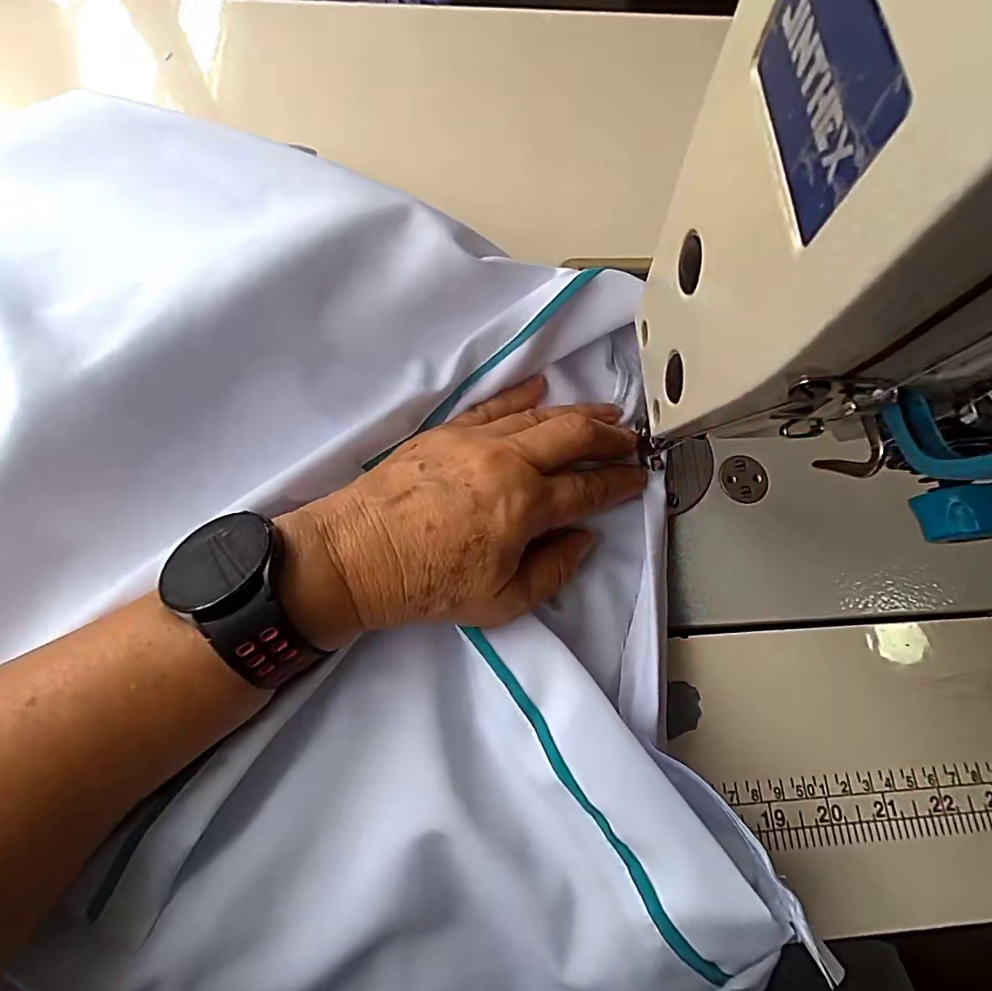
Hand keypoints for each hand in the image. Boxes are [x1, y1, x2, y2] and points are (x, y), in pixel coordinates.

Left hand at [276, 375, 647, 647]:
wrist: (356, 556)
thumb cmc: (424, 585)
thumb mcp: (500, 602)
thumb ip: (552, 571)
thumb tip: (580, 540)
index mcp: (525, 506)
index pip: (587, 488)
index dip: (618, 483)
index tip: (636, 478)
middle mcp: (505, 462)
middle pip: (572, 436)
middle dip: (608, 437)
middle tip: (628, 440)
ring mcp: (472, 441)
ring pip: (537, 415)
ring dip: (574, 413)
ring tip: (601, 414)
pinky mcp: (442, 433)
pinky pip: (490, 406)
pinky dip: (519, 395)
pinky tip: (539, 388)